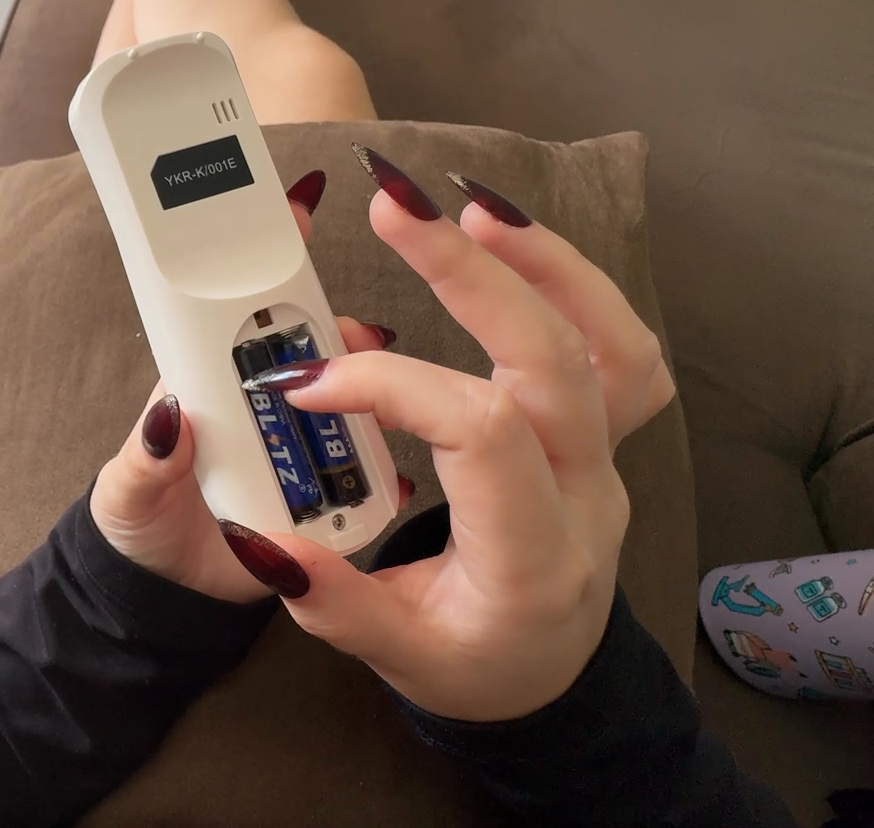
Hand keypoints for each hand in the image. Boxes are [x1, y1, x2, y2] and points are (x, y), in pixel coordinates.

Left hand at [89, 171, 402, 602]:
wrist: (168, 590)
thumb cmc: (139, 519)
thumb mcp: (128, 486)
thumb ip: (143, 457)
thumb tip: (168, 417)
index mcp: (201, 386)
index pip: (232, 319)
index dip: (260, 266)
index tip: (295, 213)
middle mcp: (250, 406)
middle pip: (298, 351)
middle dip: (329, 327)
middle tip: (358, 329)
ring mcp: (287, 445)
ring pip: (337, 398)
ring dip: (364, 380)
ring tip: (377, 372)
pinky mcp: (318, 493)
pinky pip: (357, 465)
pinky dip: (380, 451)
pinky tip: (399, 456)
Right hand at [228, 150, 674, 721]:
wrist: (541, 670)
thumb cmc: (467, 661)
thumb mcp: (394, 652)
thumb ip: (330, 602)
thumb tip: (263, 538)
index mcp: (529, 550)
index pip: (479, 431)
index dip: (386, 385)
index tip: (302, 383)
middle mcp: (583, 493)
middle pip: (552, 359)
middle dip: (470, 273)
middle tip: (395, 212)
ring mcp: (601, 457)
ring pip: (609, 341)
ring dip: (540, 260)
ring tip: (464, 204)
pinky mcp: (592, 433)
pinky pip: (611, 345)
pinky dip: (565, 280)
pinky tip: (503, 240)